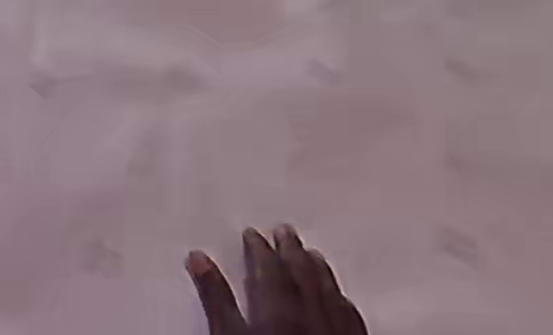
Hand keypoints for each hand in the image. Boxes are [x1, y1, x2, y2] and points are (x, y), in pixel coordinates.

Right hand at [186, 226, 366, 334]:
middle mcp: (312, 315)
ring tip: (314, 256)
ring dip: (321, 273)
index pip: (271, 268)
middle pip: (304, 276)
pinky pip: (355, 321)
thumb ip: (215, 297)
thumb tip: (198, 257)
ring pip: (332, 295)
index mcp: (279, 307)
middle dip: (293, 251)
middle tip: (285, 230)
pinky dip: (344, 303)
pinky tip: (343, 299)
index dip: (260, 248)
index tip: (252, 232)